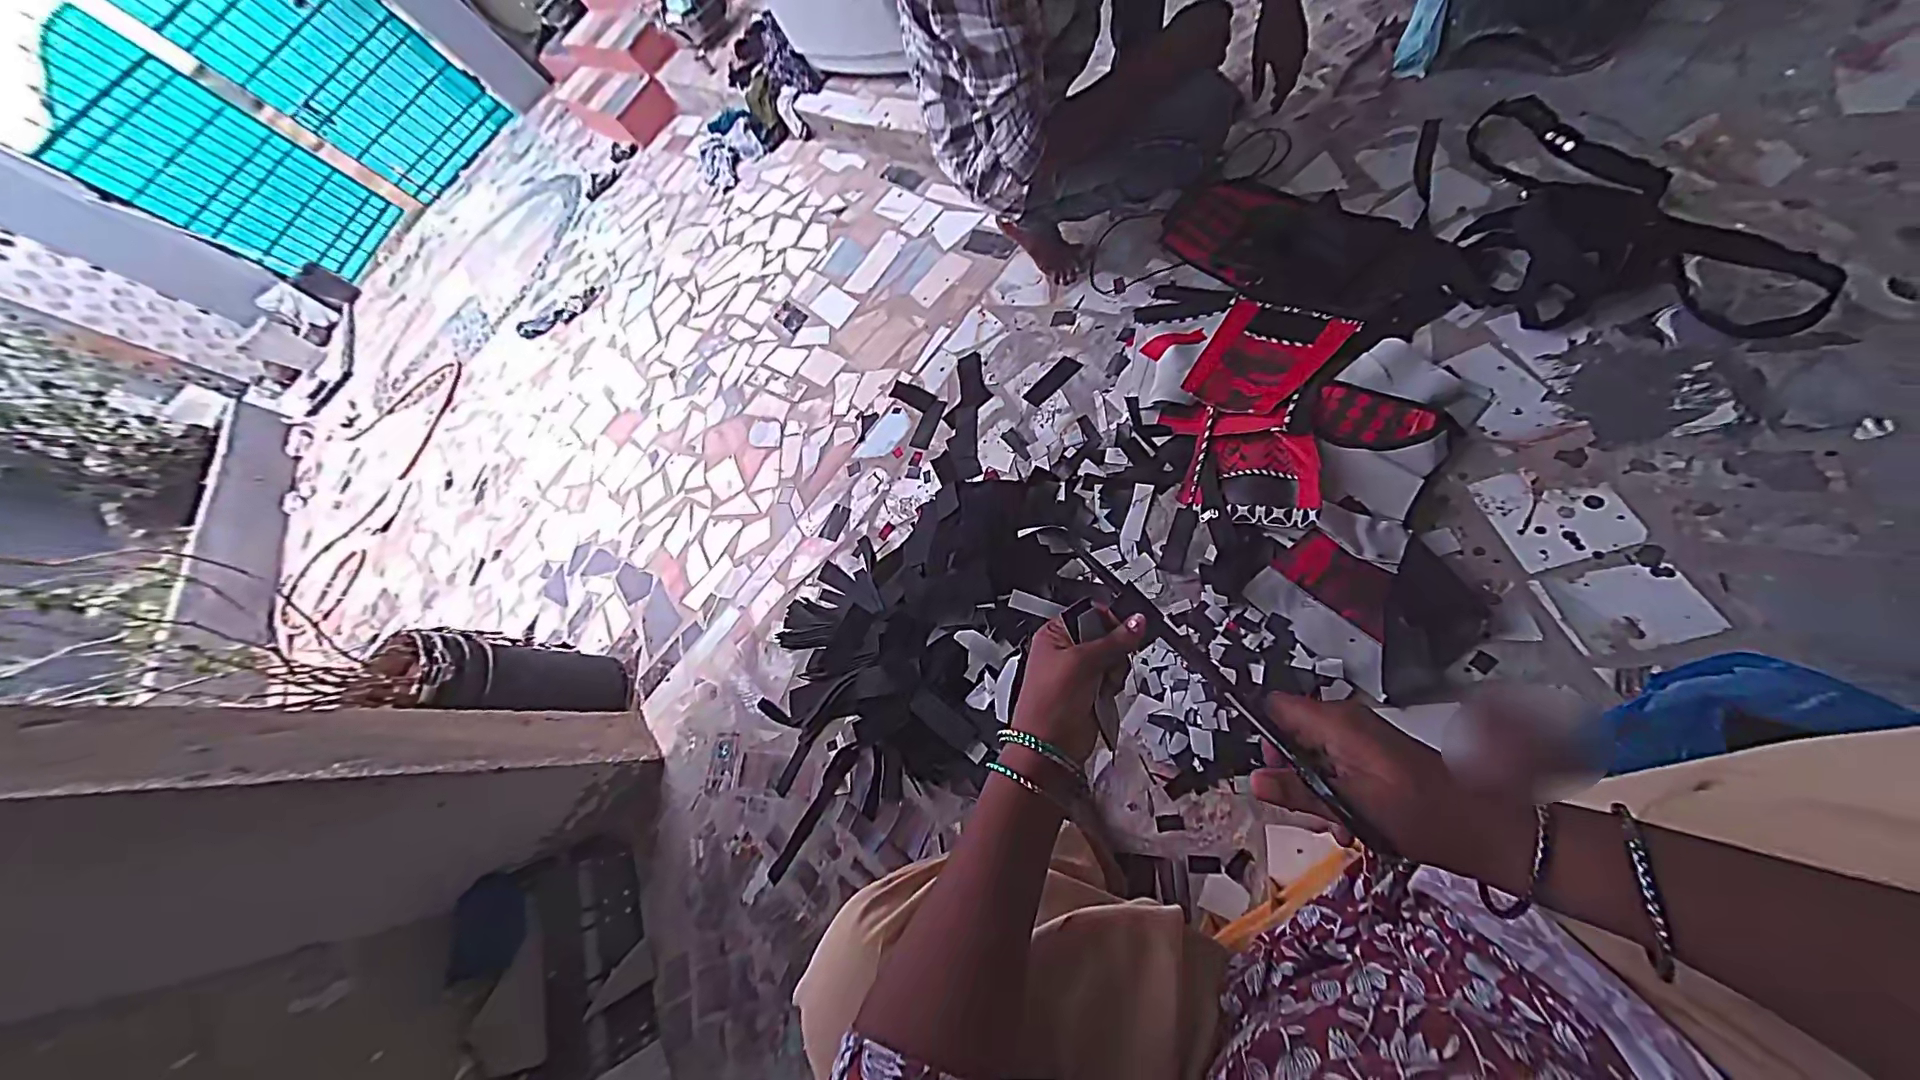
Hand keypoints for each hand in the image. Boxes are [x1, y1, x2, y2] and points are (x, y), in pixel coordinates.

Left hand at [1010, 609, 1146, 763]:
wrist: (1050, 747)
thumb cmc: (1048, 704)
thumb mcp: (1084, 662)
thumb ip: (1114, 641)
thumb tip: (1136, 622)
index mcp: (1054, 634)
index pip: (1090, 613)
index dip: (1108, 621)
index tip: (1121, 632)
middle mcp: (1066, 650)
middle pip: (1107, 636)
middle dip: (1112, 651)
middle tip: (1103, 663)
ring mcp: (1079, 672)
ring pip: (1114, 659)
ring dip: (1113, 671)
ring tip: (1100, 682)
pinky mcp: (1091, 690)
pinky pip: (1113, 679)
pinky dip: (1113, 686)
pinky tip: (1102, 694)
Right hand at [1249, 694, 1536, 889]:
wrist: (1487, 831)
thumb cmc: (1430, 817)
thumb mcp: (1350, 809)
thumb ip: (1297, 792)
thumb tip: (1256, 781)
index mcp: (1338, 723)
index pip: (1275, 707)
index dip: (1261, 733)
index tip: (1260, 761)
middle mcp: (1348, 721)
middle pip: (1290, 733)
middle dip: (1289, 769)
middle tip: (1299, 800)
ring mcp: (1361, 735)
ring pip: (1311, 752)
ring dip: (1312, 785)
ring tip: (1332, 818)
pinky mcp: (1372, 750)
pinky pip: (1334, 760)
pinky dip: (1333, 787)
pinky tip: (1349, 817)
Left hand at [1251, 0, 1307, 112]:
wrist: (1283, 3)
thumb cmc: (1268, 30)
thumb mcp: (1258, 59)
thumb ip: (1258, 81)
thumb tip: (1256, 99)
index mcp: (1286, 68)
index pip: (1283, 92)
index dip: (1277, 104)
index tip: (1271, 112)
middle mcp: (1298, 61)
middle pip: (1291, 84)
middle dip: (1282, 94)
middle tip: (1274, 103)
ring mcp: (1302, 50)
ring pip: (1296, 73)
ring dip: (1287, 83)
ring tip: (1277, 90)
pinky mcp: (1303, 40)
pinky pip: (1298, 62)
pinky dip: (1291, 71)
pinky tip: (1283, 70)